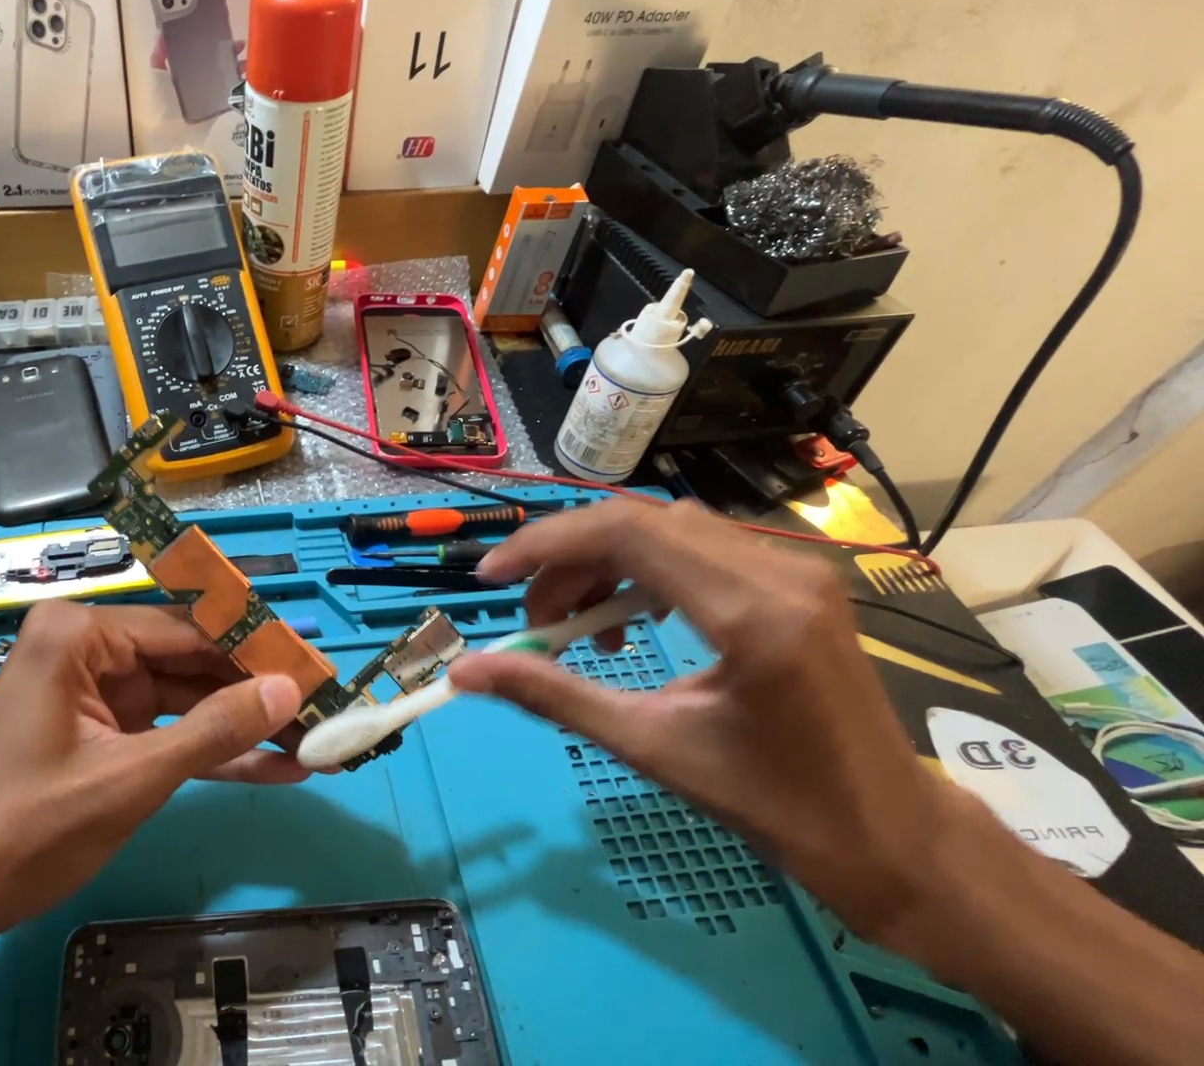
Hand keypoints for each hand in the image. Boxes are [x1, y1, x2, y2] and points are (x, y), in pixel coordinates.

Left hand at [0, 602, 306, 949]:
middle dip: (252, 693)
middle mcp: (83, 649)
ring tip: (309, 742)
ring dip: (238, 727)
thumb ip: (213, 731)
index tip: (314, 666)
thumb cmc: (23, 831)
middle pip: (187, 662)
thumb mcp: (129, 780)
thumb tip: (287, 690)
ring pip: (181, 700)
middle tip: (321, 709)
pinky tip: (268, 767)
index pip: (188, 629)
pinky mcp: (95, 734)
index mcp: (78, 635)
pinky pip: (161, 732)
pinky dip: (205, 752)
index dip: (255, 650)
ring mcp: (89, 694)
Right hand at [446, 499, 950, 939]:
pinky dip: (642, 570)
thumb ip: (553, 697)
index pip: (624, 532)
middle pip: (639, 522)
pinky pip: (697, 547)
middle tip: (534, 620)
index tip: (491, 578)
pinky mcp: (797, 579)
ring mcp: (796, 569)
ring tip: (578, 628)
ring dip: (602, 564)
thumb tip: (467, 671)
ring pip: (666, 529)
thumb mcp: (650, 747)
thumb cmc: (775, 804)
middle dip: (566, 561)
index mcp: (751, 613)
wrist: (889, 834)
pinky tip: (629, 619)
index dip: (544, 545)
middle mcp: (779, 571)